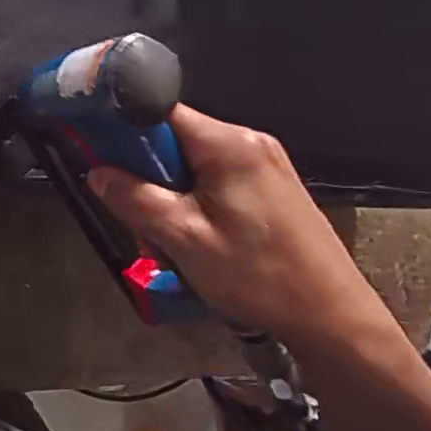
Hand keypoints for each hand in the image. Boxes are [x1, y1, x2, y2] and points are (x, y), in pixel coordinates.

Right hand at [87, 105, 392, 348]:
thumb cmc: (257, 275)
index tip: (98, 150)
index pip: (161, 112)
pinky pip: (217, 180)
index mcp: (229, 144)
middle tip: (137, 211)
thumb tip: (97, 173)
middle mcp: (250, 142)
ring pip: (194, 163)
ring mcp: (266, 164)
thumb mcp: (184, 239)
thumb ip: (135, 199)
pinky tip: (196, 237)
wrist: (332, 318)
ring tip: (167, 235)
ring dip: (171, 192)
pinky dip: (195, 201)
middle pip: (177, 138)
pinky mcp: (272, 187)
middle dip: (148, 172)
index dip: (125, 128)